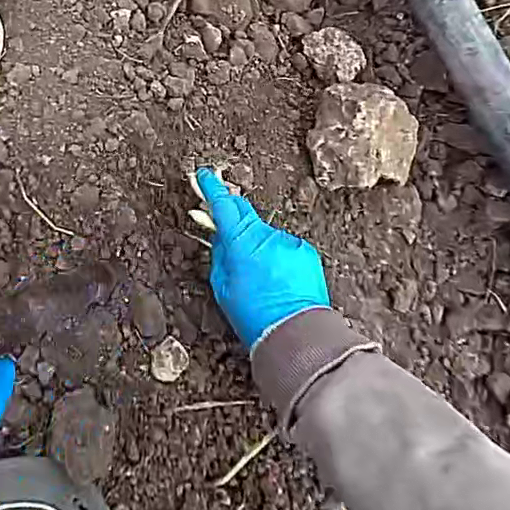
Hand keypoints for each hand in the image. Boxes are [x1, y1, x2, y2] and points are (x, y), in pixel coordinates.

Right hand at [196, 167, 329, 347]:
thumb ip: (220, 256)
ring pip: (266, 235)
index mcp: (242, 244)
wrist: (297, 334)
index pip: (224, 206)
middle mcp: (267, 236)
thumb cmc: (256, 318)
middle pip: (245, 213)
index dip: (212, 188)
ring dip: (259, 246)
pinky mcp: (304, 251)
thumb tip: (219, 236)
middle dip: (233, 215)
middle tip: (224, 223)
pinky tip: (278, 281)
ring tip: (260, 279)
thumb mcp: (224, 289)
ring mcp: (288, 242)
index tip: (204, 175)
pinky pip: (284, 247)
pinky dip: (278, 258)